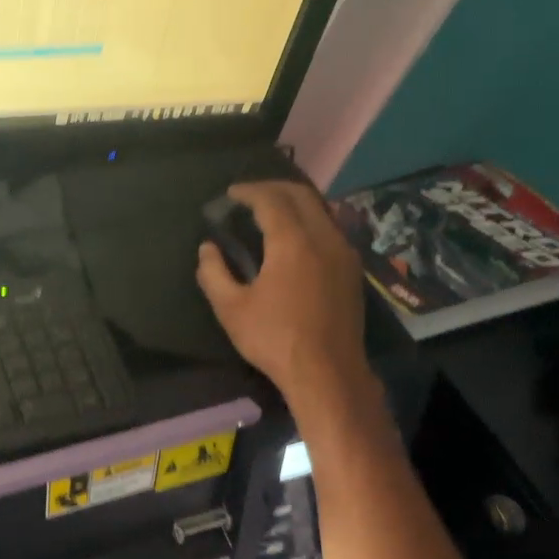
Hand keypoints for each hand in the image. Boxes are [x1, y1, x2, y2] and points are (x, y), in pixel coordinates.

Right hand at [196, 181, 370, 412]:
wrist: (325, 369)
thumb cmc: (273, 339)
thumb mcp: (231, 310)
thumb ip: (214, 274)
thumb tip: (207, 249)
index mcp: (292, 241)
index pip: (271, 200)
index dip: (249, 192)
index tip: (230, 194)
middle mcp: (324, 236)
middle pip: (302, 195)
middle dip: (274, 189)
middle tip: (250, 196)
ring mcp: (343, 251)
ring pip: (321, 209)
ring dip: (295, 203)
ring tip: (272, 212)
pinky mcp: (351, 268)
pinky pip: (330, 228)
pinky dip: (309, 221)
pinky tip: (296, 238)